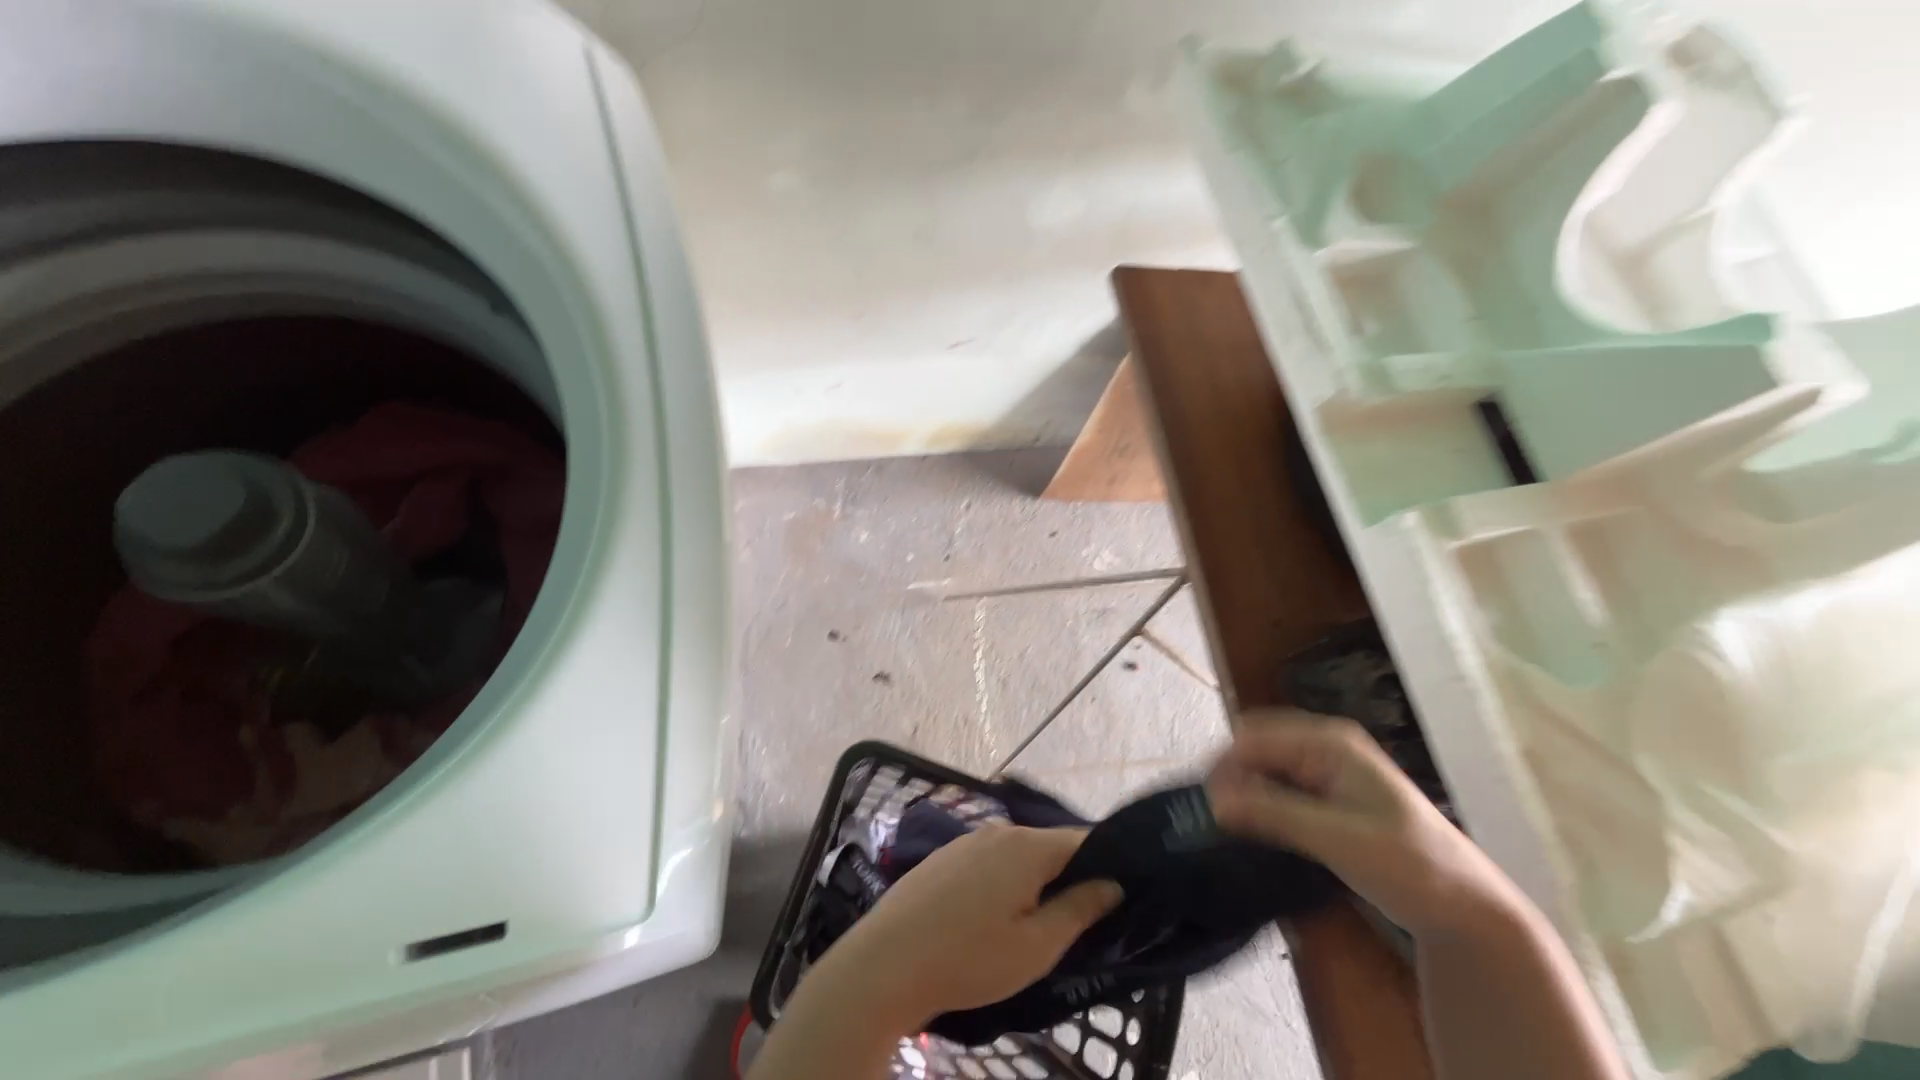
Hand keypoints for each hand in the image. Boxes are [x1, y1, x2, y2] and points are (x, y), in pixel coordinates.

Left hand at [820, 825, 1122, 1030]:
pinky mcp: (942, 858)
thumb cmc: (969, 959)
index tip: (1122, 895)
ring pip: (1017, 856)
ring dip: (1034, 882)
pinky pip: (989, 863)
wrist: (884, 965)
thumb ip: (1080, 909)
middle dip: (1070, 877)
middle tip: (1082, 920)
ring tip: (1038, 924)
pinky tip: (995, 918)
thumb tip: (1113, 884)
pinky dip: (1003, 883)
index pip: (1085, 841)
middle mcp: (998, 831)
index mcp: (1028, 845)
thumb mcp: (1037, 946)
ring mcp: (965, 841)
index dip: (1108, 864)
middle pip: (1050, 847)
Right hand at [1206, 710, 1519, 937]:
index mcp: (1329, 742)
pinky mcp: (1327, 798)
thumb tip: (1212, 800)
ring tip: (1224, 827)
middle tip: (1210, 818)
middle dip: (1229, 776)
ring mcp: (1327, 771)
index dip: (1224, 765)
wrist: (1463, 906)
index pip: (1255, 736)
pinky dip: (1260, 805)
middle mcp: (1324, 746)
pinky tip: (1251, 832)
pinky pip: (1278, 789)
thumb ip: (1274, 814)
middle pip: (1255, 747)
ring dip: (1243, 792)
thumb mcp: (1337, 839)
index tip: (1202, 805)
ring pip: (1264, 769)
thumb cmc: (1408, 864)